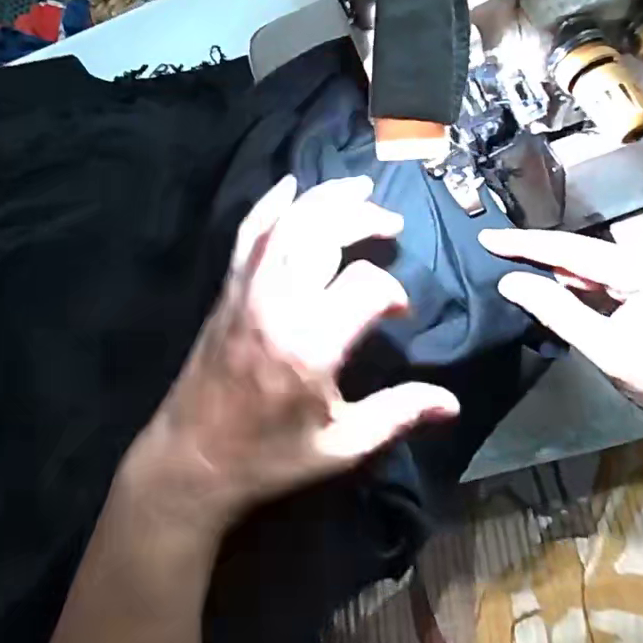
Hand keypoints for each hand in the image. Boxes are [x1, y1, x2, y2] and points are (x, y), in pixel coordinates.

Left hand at [121, 175, 461, 532]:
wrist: (192, 457)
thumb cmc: (269, 456)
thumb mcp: (341, 446)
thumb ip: (397, 415)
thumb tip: (450, 403)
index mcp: (311, 344)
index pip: (365, 286)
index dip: (393, 292)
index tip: (401, 312)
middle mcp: (279, 303)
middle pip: (324, 234)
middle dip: (363, 218)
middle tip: (391, 224)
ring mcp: (249, 288)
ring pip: (289, 223)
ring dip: (325, 199)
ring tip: (358, 187)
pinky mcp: (229, 287)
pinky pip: (249, 232)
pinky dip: (271, 203)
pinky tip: (291, 185)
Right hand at [478, 228, 642, 448]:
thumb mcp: (610, 352)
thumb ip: (557, 311)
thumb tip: (511, 282)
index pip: (573, 250)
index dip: (525, 245)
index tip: (486, 238)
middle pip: (582, 255)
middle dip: (539, 259)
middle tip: (493, 256)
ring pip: (595, 270)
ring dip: (560, 277)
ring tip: (514, 272)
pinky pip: (611, 283)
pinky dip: (583, 292)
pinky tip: (555, 293)